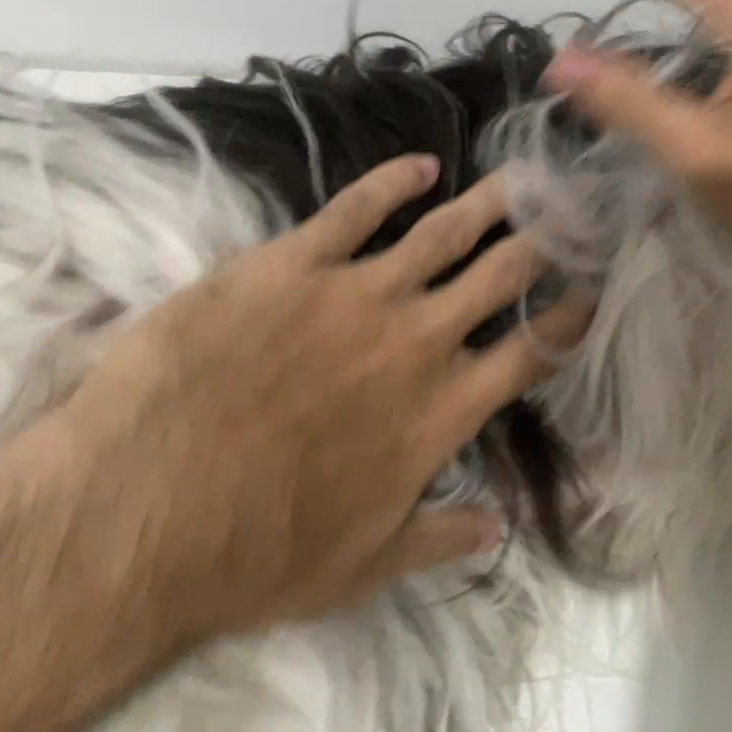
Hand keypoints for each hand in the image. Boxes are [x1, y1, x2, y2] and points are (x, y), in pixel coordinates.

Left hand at [46, 157, 589, 639]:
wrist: (141, 509)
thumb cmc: (257, 551)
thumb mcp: (364, 566)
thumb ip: (441, 537)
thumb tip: (500, 526)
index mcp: (441, 411)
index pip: (528, 352)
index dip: (567, 317)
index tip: (591, 288)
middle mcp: (417, 341)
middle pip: (500, 276)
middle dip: (543, 242)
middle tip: (570, 213)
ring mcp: (356, 293)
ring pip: (443, 232)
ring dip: (489, 203)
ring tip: (520, 178)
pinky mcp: (291, 263)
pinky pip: (356, 207)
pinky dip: (393, 181)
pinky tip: (421, 164)